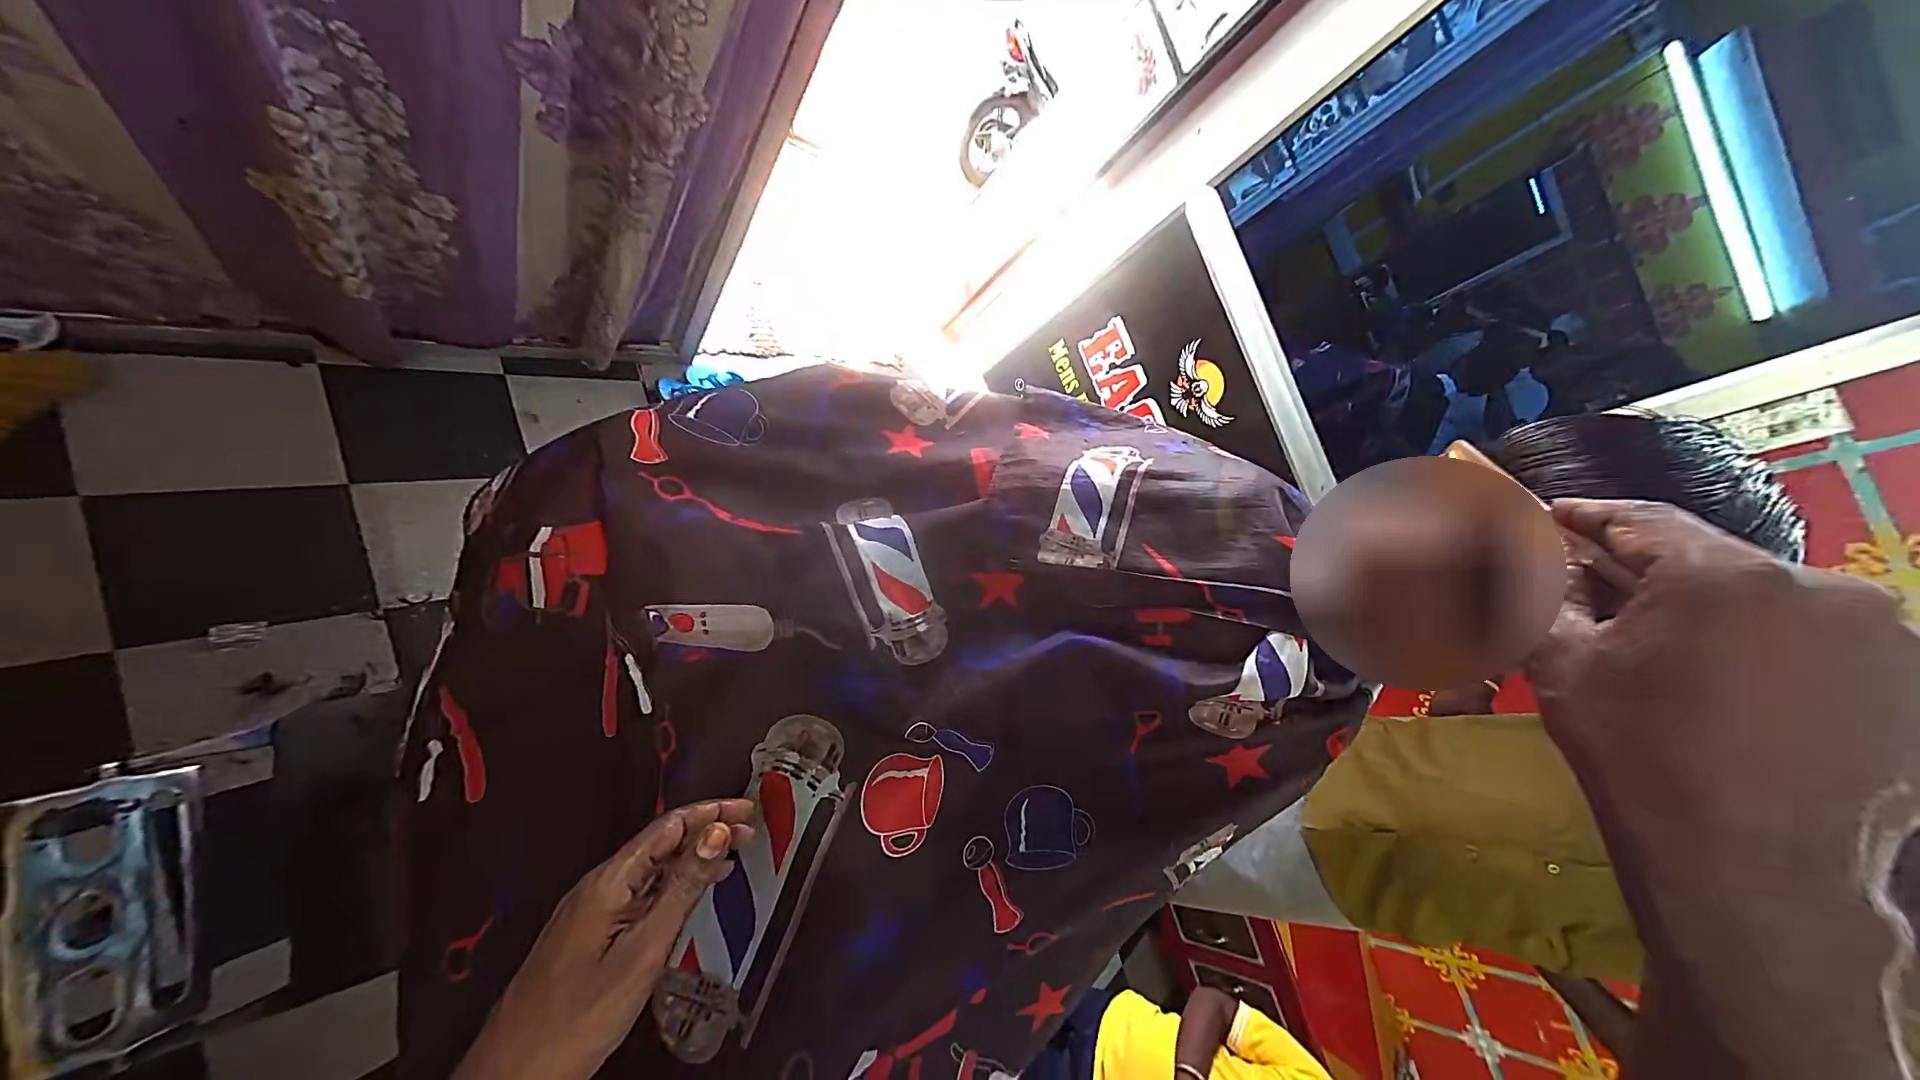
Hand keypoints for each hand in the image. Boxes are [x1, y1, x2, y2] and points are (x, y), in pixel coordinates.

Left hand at [453, 800, 755, 1079]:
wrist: (512, 1076)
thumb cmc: (570, 1023)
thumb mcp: (643, 949)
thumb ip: (682, 888)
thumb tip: (714, 836)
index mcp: (608, 883)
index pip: (669, 826)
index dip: (711, 812)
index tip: (743, 809)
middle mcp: (598, 888)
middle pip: (661, 842)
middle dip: (707, 831)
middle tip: (746, 829)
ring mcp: (591, 911)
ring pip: (652, 867)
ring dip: (694, 856)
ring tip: (730, 855)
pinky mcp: (590, 934)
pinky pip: (641, 892)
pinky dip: (674, 883)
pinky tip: (691, 893)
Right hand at [1527, 499, 1919, 1078]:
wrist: (1750, 867)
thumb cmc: (1635, 750)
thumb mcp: (1559, 663)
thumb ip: (1537, 596)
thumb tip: (1520, 556)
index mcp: (1726, 576)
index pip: (1644, 520)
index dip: (1587, 516)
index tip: (1549, 517)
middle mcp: (1822, 589)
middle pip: (1706, 560)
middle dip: (1640, 570)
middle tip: (1588, 591)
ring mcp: (1882, 639)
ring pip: (1760, 599)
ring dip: (1698, 608)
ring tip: (1650, 642)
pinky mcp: (1907, 686)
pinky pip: (1809, 640)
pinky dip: (1752, 643)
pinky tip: (1714, 681)